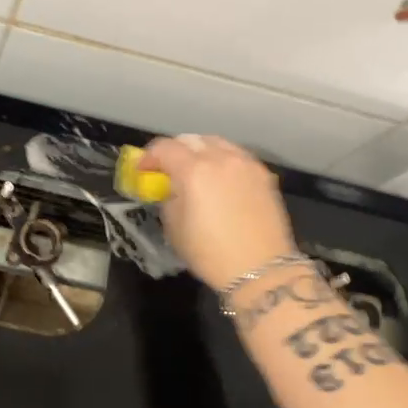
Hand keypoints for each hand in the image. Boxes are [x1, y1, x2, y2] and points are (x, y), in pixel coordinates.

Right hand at [135, 135, 297, 290]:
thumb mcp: (175, 228)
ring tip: (196, 170)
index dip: (148, 157)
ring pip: (217, 142)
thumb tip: (173, 189)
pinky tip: (220, 178)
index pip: (165, 148)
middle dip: (175, 150)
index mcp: (194, 171)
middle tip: (168, 168)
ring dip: (200, 151)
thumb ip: (170, 198)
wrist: (260, 268)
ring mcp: (245, 164)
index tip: (143, 170)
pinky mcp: (263, 174)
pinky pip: (237, 155)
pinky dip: (223, 159)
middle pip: (191, 139)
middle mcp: (221, 159)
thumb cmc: (210, 253)